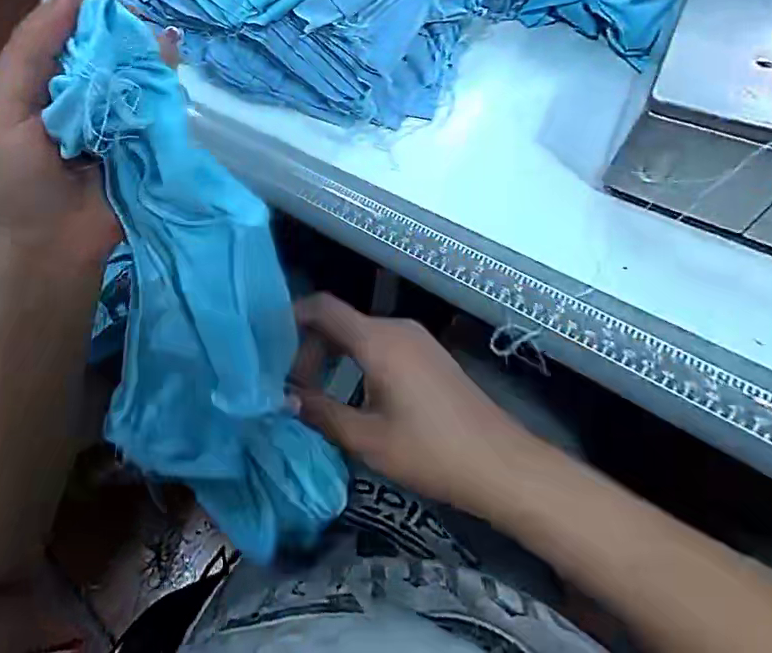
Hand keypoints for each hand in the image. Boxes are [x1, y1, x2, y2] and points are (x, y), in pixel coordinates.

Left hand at [0, 0, 179, 268]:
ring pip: (138, 69)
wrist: (47, 246)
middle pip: (110, 45)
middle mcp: (82, 90)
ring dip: (148, 56)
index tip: (113, 6)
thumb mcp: (2, 104)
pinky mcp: (145, 136)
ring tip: (158, 50)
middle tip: (141, 31)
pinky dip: (165, 85)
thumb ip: (31, 47)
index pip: (70, 28)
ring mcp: (116, 113)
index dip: (91, 11)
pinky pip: (158, 101)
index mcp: (42, 79)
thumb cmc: (14, 178)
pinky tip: (171, 71)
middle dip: (125, 33)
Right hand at [290, 293, 550, 515]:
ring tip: (318, 395)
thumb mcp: (368, 439)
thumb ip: (321, 413)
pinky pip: (380, 344)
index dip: (290, 318)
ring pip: (359, 334)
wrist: (503, 465)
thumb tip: (284, 399)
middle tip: (293, 388)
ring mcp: (415, 338)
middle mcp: (395, 327)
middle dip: (310, 350)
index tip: (268, 347)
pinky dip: (357, 361)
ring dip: (333, 358)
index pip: (322, 307)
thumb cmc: (432, 451)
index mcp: (377, 339)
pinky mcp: (428, 354)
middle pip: (338, 322)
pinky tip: (354, 395)